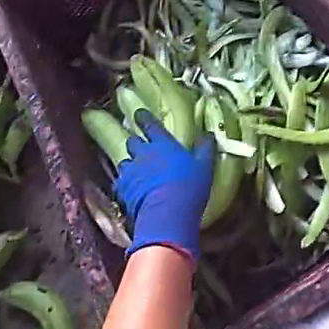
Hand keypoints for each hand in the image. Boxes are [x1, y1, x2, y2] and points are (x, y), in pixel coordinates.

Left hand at [115, 112, 213, 259]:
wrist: (167, 214)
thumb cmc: (189, 187)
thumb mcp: (204, 166)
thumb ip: (205, 148)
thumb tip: (208, 135)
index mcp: (162, 144)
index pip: (149, 124)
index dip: (144, 118)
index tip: (140, 114)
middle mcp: (143, 154)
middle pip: (132, 141)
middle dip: (136, 143)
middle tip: (142, 148)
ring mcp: (130, 172)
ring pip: (124, 162)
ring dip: (130, 165)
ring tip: (137, 173)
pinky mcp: (122, 190)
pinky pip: (120, 184)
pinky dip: (125, 186)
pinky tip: (131, 192)